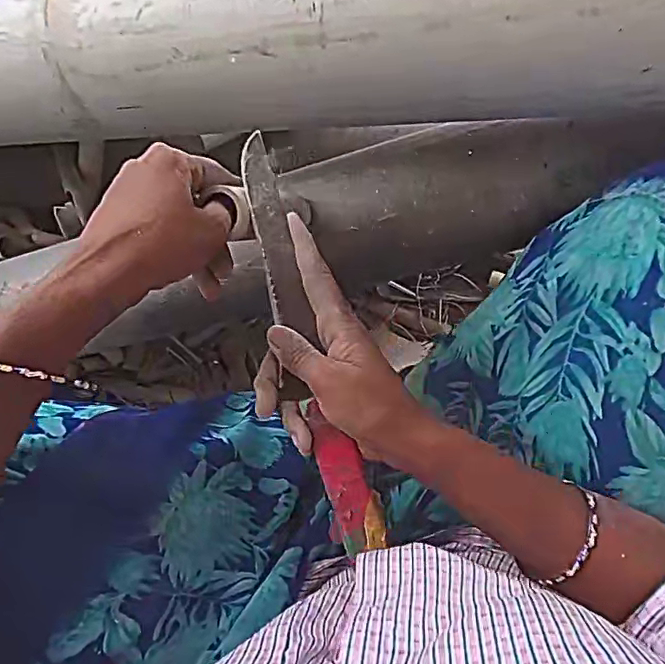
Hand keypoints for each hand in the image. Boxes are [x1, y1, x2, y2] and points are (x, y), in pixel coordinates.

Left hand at [76, 143, 237, 301]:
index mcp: (167, 160)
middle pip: (195, 202)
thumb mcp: (213, 230)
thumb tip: (228, 213)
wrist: (108, 274)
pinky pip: (157, 233)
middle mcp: (144, 172)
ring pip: (177, 222)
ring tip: (210, 276)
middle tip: (225, 253)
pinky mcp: (118, 220)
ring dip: (197, 250)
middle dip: (213, 235)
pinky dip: (174, 251)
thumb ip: (228, 215)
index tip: (242, 218)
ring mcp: (128, 195)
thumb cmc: (149, 247)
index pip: (216, 174)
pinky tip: (187, 272)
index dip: (235, 201)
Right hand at [252, 212, 435, 463]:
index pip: (317, 279)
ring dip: (289, 410)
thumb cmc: (371, 408)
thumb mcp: (328, 382)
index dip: (304, 250)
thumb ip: (298, 355)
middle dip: (272, 380)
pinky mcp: (329, 388)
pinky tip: (310, 441)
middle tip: (266, 406)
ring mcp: (330, 365)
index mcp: (338, 328)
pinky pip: (302, 397)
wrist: (398, 441)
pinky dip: (303, 422)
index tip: (294, 222)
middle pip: (285, 345)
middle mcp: (331, 341)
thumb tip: (274, 331)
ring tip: (301, 435)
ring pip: (289, 376)